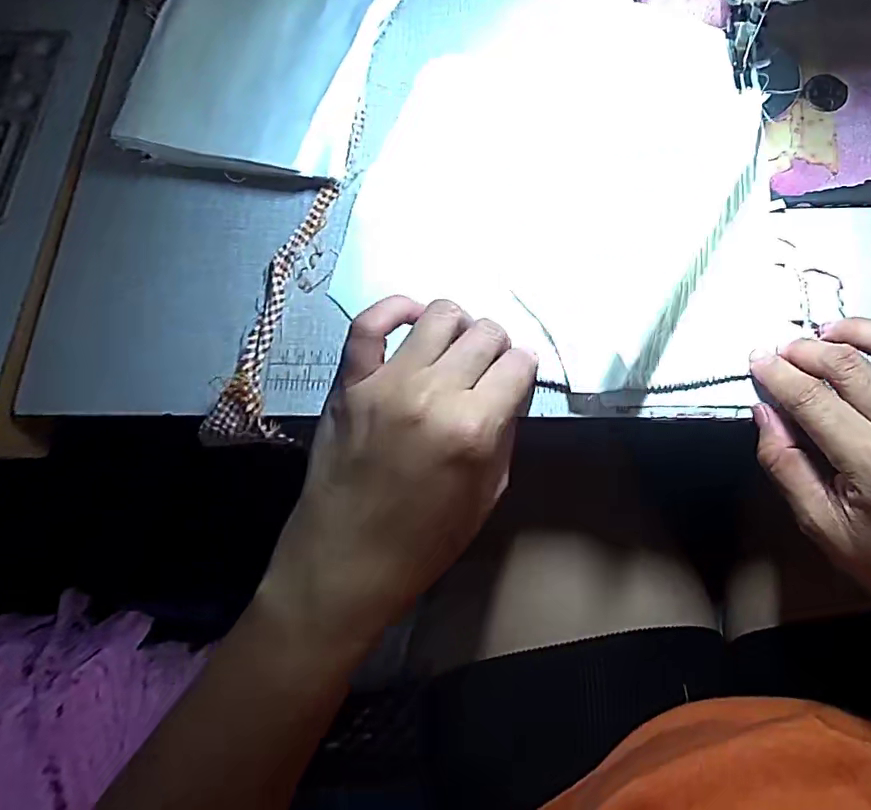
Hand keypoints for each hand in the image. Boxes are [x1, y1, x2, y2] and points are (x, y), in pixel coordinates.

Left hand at [260, 297, 537, 645]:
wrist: (346, 561)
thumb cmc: (426, 540)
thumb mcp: (489, 493)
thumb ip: (504, 431)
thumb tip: (509, 387)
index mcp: (474, 427)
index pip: (519, 364)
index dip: (524, 369)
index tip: (517, 377)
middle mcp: (434, 393)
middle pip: (485, 333)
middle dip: (498, 346)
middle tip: (488, 367)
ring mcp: (387, 382)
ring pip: (438, 315)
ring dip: (459, 325)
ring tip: (455, 347)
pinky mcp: (350, 381)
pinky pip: (369, 322)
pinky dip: (395, 308)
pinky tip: (412, 318)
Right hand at [748, 318, 870, 651]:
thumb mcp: (822, 526)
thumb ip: (784, 464)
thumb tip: (764, 409)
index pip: (812, 398)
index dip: (776, 373)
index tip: (756, 359)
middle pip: (851, 365)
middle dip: (805, 349)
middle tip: (782, 352)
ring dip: (861, 331)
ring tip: (831, 332)